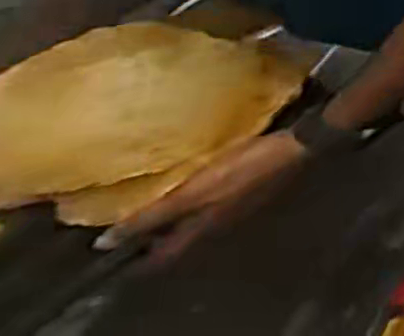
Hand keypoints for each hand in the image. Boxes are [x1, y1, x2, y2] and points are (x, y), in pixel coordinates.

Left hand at [95, 131, 309, 263]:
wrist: (300, 145)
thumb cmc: (248, 167)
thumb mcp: (197, 190)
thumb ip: (154, 215)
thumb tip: (102, 244)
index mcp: (203, 229)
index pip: (160, 257)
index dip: (134, 259)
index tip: (109, 252)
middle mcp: (218, 225)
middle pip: (180, 238)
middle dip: (156, 234)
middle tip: (131, 219)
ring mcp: (238, 207)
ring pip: (198, 220)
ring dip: (179, 216)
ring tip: (160, 200)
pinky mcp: (252, 189)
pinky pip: (215, 203)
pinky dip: (200, 201)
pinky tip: (199, 184)